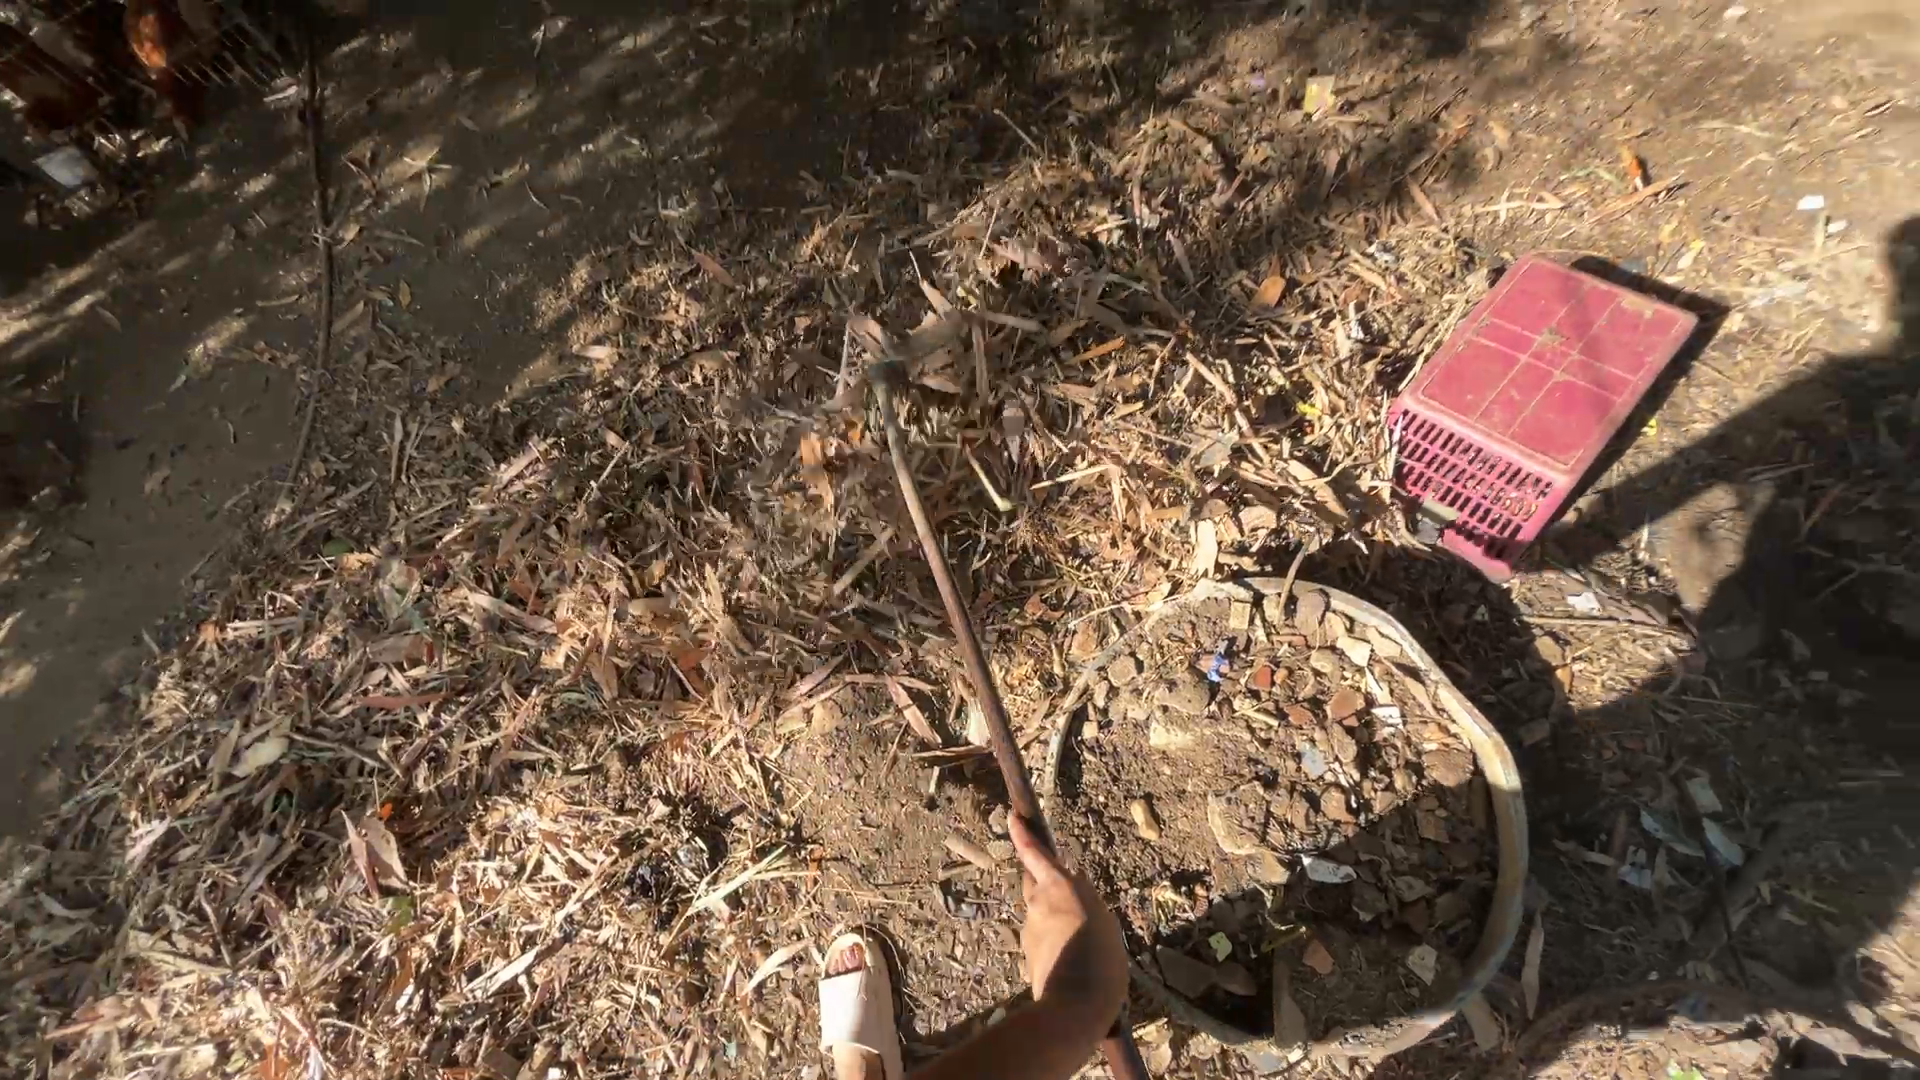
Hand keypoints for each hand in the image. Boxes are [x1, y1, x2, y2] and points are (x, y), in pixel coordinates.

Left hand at [1008, 814, 1126, 1028]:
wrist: (1075, 1007)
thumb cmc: (1100, 961)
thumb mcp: (1104, 921)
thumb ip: (1086, 897)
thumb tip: (1075, 884)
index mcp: (1058, 887)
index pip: (1034, 853)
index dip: (1022, 834)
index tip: (1012, 817)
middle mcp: (1038, 902)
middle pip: (1034, 882)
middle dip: (1042, 880)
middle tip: (1062, 890)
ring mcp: (1029, 928)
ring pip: (1039, 913)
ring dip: (1052, 919)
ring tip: (1080, 941)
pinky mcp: (1027, 952)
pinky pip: (1040, 939)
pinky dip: (1052, 943)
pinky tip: (1071, 961)